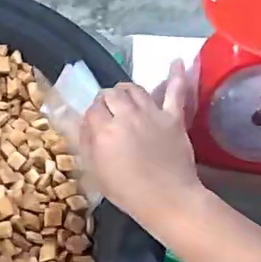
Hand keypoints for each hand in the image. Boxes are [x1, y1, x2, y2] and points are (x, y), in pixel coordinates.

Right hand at [78, 60, 205, 230]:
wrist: (168, 200)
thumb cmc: (127, 192)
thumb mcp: (96, 172)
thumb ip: (87, 143)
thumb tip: (83, 123)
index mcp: (104, 130)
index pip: (92, 109)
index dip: (91, 115)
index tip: (93, 125)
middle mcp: (126, 115)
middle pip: (111, 94)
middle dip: (106, 100)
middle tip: (107, 112)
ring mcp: (152, 114)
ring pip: (134, 89)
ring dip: (126, 90)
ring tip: (124, 96)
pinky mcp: (173, 118)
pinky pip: (175, 91)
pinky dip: (176, 75)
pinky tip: (176, 61)